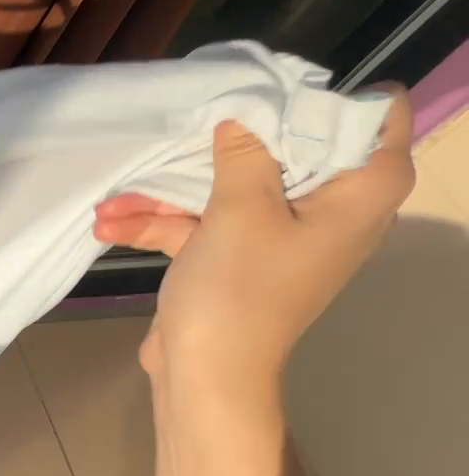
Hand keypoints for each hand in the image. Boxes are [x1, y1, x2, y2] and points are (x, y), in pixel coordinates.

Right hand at [93, 87, 414, 404]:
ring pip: (229, 193)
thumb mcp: (237, 214)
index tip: (253, 108)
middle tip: (174, 141)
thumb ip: (243, 157)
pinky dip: (161, 226)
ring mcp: (281, 234)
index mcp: (363, 187)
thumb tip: (241, 117)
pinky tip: (109, 226)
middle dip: (218, 151)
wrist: (205, 372)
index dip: (312, 103)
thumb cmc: (237, 291)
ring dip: (167, 197)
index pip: (366, 114)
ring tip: (109, 204)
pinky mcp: (237, 258)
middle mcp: (332, 205)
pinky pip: (205, 227)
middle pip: (282, 152)